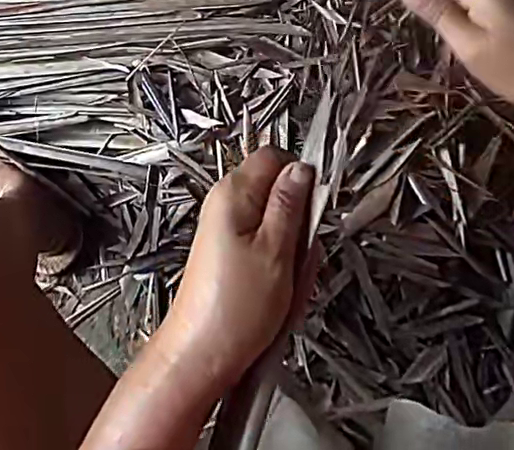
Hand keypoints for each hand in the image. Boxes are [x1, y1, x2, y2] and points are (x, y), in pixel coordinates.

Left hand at [156, 147, 317, 388]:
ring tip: (286, 284)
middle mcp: (226, 203)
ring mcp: (227, 229)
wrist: (200, 357)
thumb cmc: (231, 310)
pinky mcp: (230, 254)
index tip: (314, 207)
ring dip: (292, 254)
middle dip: (299, 224)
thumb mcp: (276, 251)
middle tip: (297, 257)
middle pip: (279, 192)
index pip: (275, 155)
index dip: (301, 177)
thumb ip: (292, 204)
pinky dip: (280, 271)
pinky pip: (269, 250)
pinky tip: (277, 297)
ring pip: (279, 226)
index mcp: (234, 192)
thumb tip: (303, 168)